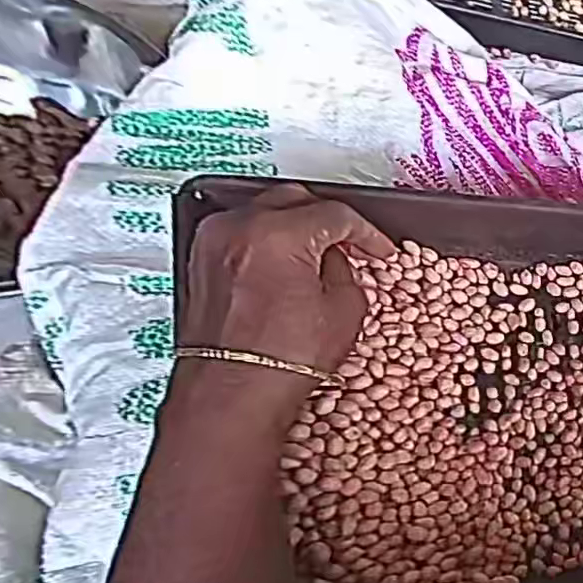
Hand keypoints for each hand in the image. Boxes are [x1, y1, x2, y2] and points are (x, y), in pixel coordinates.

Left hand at [179, 184, 396, 386]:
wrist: (238, 382)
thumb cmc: (288, 352)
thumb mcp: (346, 308)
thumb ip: (344, 270)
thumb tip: (335, 259)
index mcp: (278, 233)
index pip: (336, 215)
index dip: (368, 233)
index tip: (381, 250)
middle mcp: (238, 227)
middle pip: (296, 200)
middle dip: (332, 220)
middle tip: (356, 245)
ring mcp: (213, 239)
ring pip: (267, 210)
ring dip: (300, 226)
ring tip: (325, 254)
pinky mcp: (201, 257)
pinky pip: (244, 230)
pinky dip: (273, 237)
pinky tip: (294, 262)